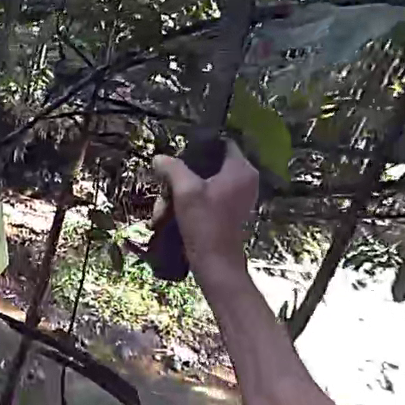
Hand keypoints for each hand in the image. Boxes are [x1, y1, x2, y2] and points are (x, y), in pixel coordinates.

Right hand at [152, 140, 258, 281]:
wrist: (216, 262)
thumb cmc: (205, 223)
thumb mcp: (185, 191)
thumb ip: (173, 168)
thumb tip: (159, 158)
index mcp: (241, 169)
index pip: (222, 143)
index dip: (199, 145)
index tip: (179, 153)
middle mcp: (245, 179)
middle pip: (210, 164)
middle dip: (184, 175)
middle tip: (166, 186)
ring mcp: (240, 196)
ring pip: (205, 182)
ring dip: (183, 191)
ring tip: (165, 205)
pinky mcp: (231, 210)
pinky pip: (208, 196)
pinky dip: (191, 202)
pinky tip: (173, 212)